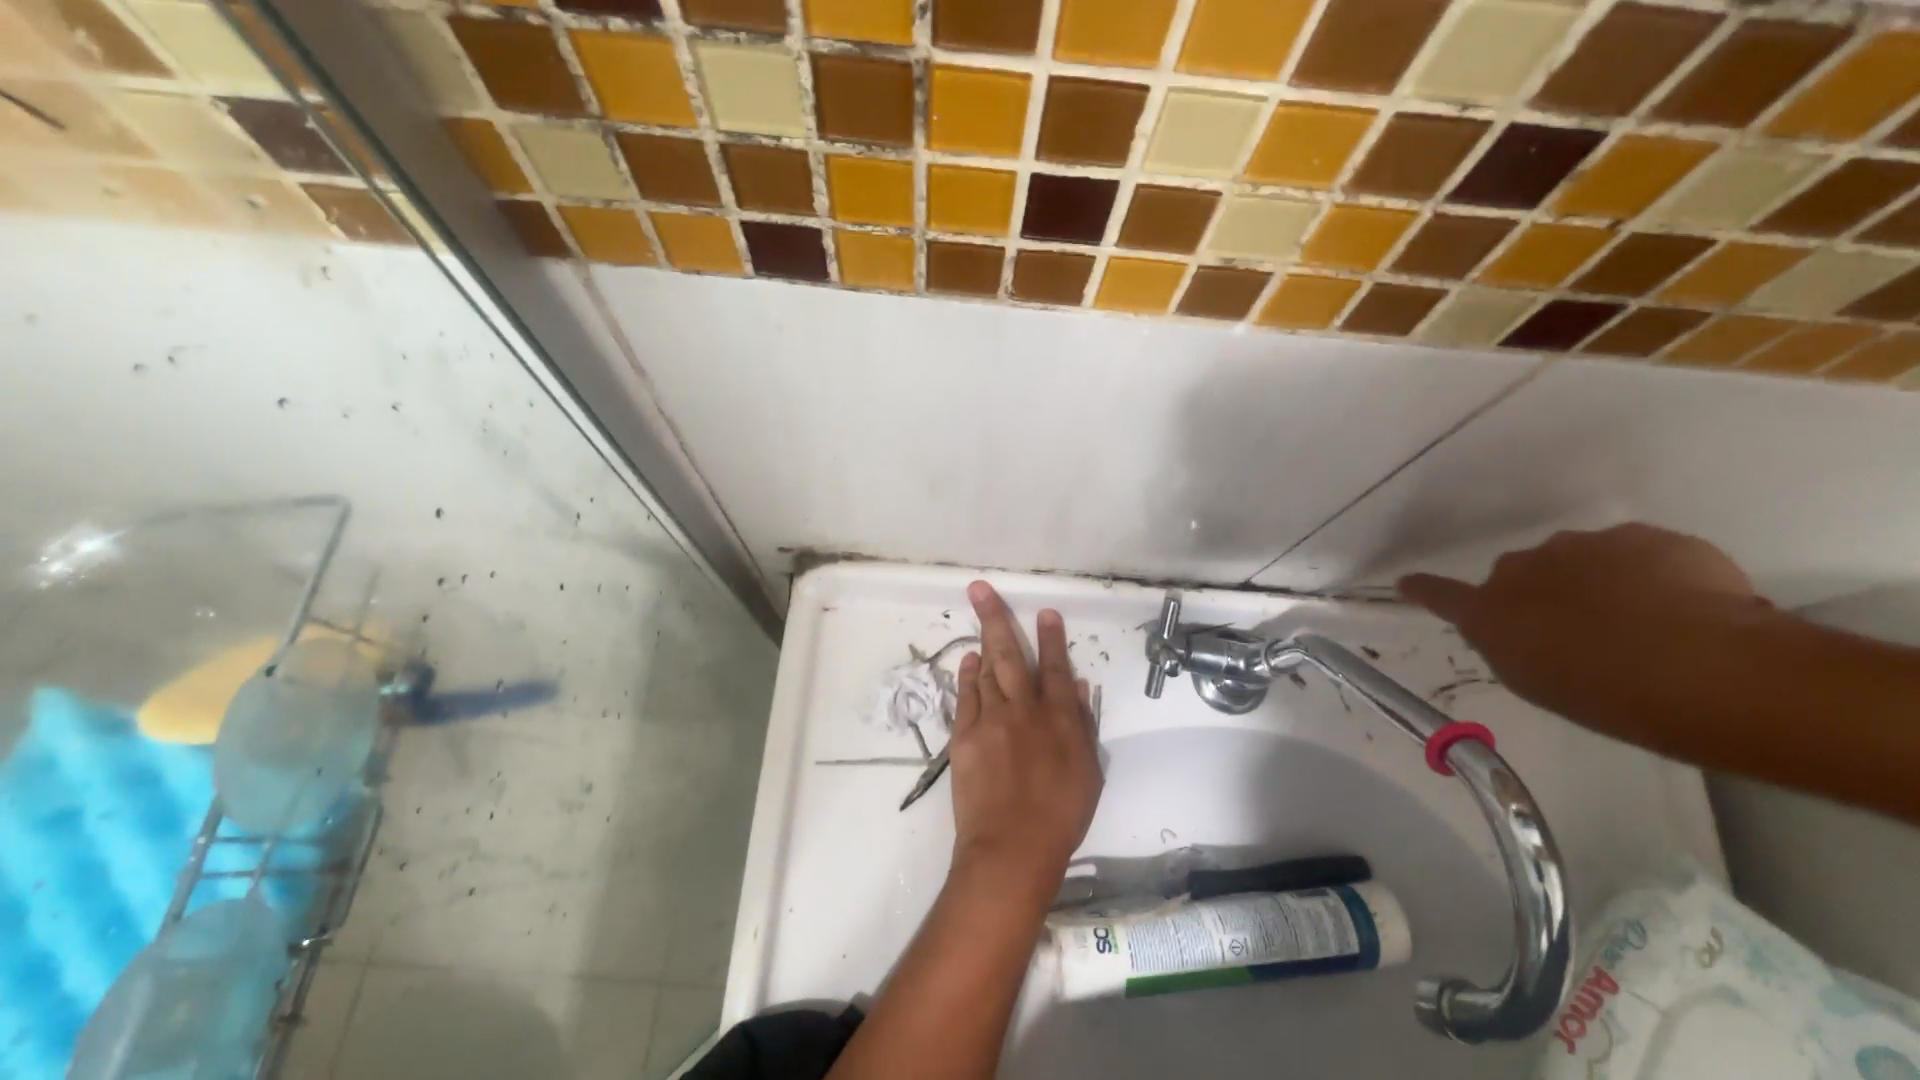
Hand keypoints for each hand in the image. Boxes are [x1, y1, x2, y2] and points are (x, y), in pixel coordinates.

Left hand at [949, 581, 1102, 903]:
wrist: (1012, 846)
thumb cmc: (1061, 816)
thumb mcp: (1088, 772)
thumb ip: (1082, 726)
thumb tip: (1079, 689)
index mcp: (1060, 719)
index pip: (1057, 668)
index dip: (1052, 638)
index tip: (1046, 612)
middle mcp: (1024, 710)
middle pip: (1011, 655)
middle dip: (997, 617)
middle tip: (981, 588)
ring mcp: (991, 720)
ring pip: (986, 671)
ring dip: (983, 642)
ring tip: (979, 617)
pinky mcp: (964, 737)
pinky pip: (966, 697)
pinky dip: (967, 676)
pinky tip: (968, 662)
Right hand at [1396, 524, 1773, 747]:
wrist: (1697, 664)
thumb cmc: (1604, 694)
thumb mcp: (1540, 680)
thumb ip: (1521, 644)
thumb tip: (1533, 628)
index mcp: (1491, 612)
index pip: (1446, 597)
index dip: (1427, 591)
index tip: (1408, 582)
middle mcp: (1525, 568)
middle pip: (1526, 574)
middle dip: (1548, 592)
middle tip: (1588, 633)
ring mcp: (1584, 545)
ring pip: (1586, 560)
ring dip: (1603, 582)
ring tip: (1652, 626)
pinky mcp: (1645, 535)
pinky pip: (1642, 555)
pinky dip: (1655, 576)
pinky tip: (1690, 610)